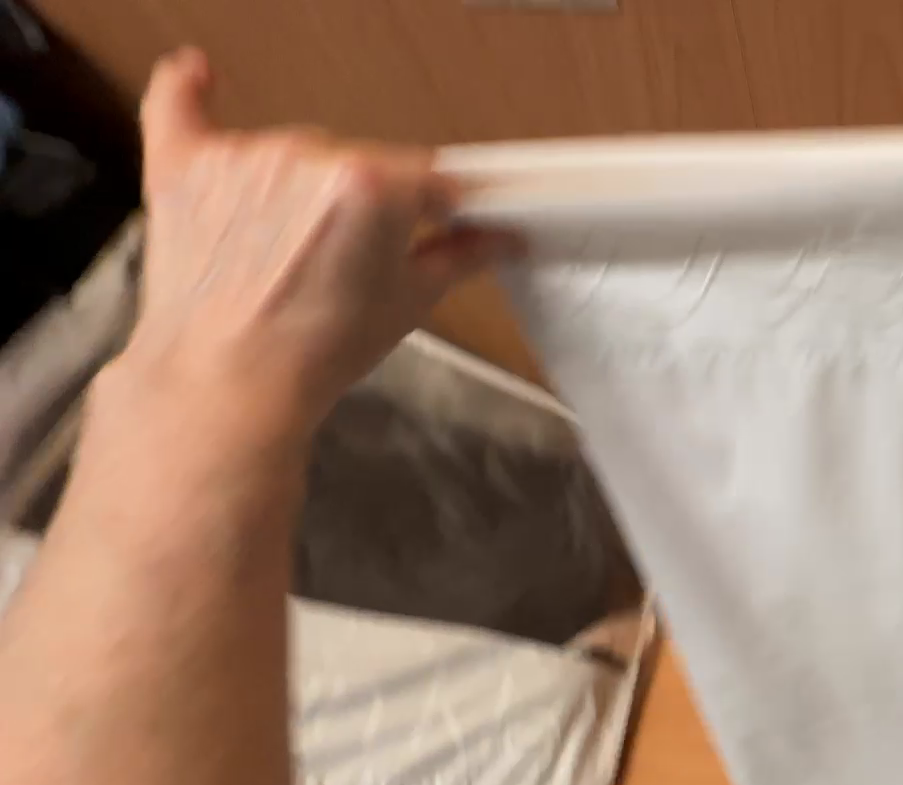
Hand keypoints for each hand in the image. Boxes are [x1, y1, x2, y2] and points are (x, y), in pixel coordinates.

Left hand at [116, 48, 513, 443]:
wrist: (234, 375)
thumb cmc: (328, 343)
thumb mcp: (417, 298)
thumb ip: (464, 254)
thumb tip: (502, 237)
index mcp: (375, 185)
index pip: (435, 181)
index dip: (454, 207)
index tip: (464, 222)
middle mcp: (308, 153)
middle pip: (371, 164)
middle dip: (386, 202)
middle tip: (380, 255)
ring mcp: (242, 154)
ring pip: (305, 153)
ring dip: (320, 183)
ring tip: (314, 243)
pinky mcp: (183, 163)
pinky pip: (184, 108)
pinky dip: (193, 93)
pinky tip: (202, 74)